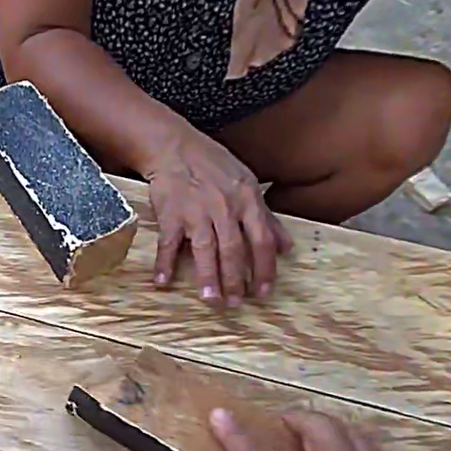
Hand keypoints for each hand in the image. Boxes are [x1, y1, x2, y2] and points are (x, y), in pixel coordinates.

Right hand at [142, 130, 292, 306]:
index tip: (263, 292)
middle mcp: (224, 208)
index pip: (261, 241)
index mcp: (247, 201)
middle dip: (236, 280)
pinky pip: (169, 243)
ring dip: (208, 277)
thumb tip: (287, 247)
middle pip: (233, 250)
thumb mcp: (248, 185)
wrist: (175, 146)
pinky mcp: (171, 214)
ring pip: (206, 250)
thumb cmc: (214, 166)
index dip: (264, 269)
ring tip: (211, 300)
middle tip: (235, 304)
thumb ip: (267, 218)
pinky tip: (163, 282)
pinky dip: (164, 263)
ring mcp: (197, 212)